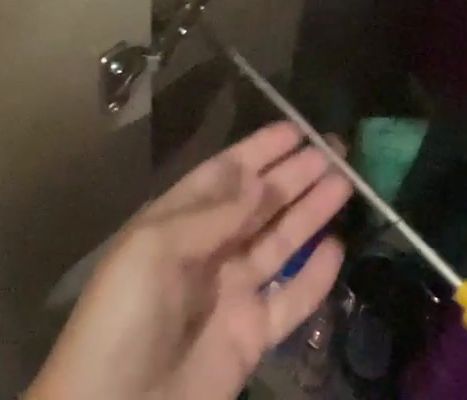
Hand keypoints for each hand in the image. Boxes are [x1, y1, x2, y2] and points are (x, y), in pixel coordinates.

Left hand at [28, 122, 352, 399]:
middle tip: (333, 149)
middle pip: (257, 204)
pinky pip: (291, 301)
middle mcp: (205, 250)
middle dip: (292, 175)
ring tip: (344, 183)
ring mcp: (230, 294)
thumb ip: (210, 215)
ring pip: (279, 243)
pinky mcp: (251, 337)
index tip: (295, 128)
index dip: (258, 151)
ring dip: (310, 212)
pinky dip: (315, 276)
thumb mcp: (152, 249)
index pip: (222, 175)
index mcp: (174, 222)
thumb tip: (258, 180)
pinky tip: (337, 249)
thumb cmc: (122, 316)